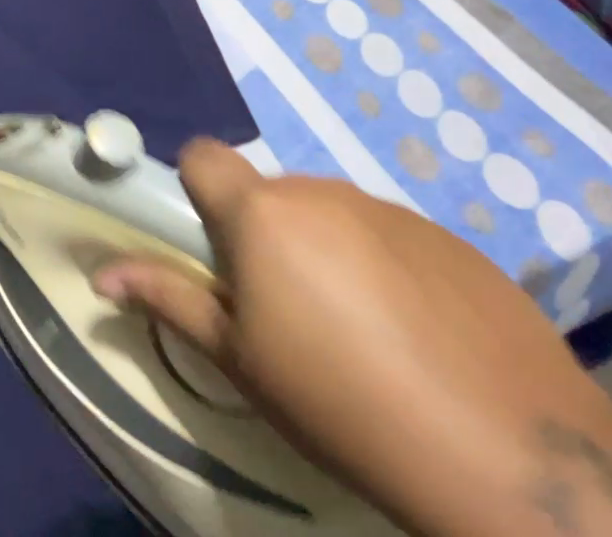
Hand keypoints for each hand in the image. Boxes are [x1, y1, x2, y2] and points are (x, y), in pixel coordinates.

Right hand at [91, 140, 611, 536]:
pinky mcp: (457, 243)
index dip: (193, 190)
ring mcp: (398, 214)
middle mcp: (327, 194)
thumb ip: (168, 299)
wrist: (509, 455)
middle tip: (276, 308)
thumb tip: (101, 274)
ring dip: (319, 249)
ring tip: (352, 329)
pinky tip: (410, 335)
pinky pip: (389, 237)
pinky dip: (380, 268)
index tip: (206, 247)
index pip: (203, 155)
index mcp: (264, 215)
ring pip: (330, 214)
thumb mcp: (237, 358)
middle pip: (268, 192)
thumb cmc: (338, 402)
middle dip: (258, 232)